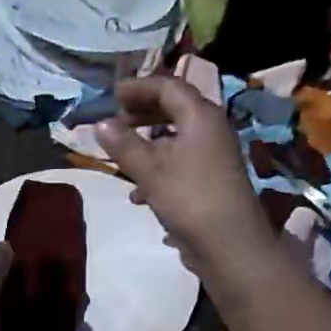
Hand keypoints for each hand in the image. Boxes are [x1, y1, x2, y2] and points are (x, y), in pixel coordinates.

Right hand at [97, 77, 276, 280]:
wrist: (229, 244)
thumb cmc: (189, 198)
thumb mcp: (149, 170)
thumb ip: (123, 144)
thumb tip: (100, 123)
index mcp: (201, 117)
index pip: (169, 86)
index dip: (139, 87)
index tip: (113, 95)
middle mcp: (211, 130)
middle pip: (174, 111)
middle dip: (143, 115)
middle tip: (116, 122)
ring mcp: (214, 158)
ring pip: (176, 140)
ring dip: (147, 146)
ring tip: (122, 159)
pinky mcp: (211, 182)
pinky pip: (180, 165)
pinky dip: (158, 170)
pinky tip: (139, 195)